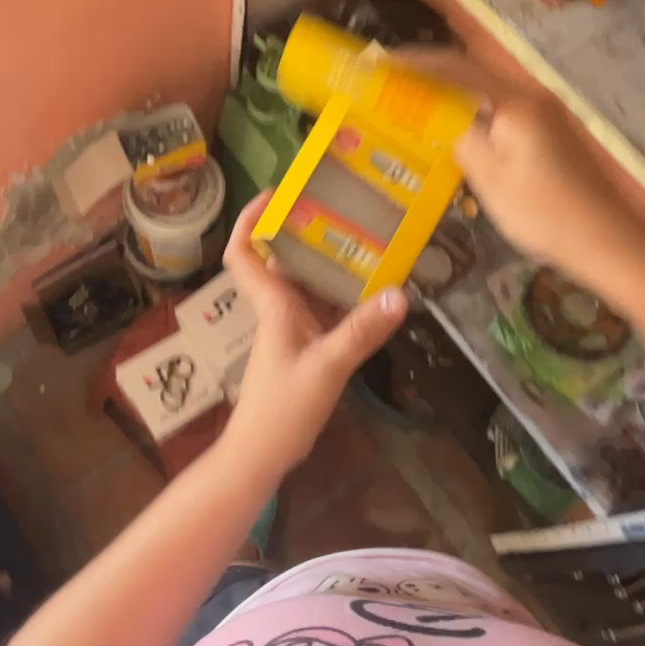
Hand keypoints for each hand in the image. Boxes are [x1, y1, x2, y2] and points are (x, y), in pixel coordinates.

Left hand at [218, 193, 406, 474]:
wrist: (262, 453)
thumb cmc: (282, 409)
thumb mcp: (327, 368)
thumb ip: (361, 332)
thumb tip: (400, 294)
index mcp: (273, 304)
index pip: (244, 252)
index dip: (250, 219)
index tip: (276, 193)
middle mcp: (279, 308)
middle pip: (283, 258)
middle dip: (306, 229)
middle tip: (344, 206)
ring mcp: (292, 327)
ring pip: (307, 282)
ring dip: (329, 261)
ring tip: (368, 236)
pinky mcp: (306, 345)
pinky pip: (324, 307)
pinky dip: (344, 294)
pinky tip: (373, 289)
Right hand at [392, 49, 644, 285]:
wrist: (603, 238)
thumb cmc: (542, 212)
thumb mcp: (488, 177)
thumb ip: (458, 138)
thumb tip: (435, 117)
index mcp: (515, 103)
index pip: (456, 69)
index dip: (415, 63)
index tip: (380, 62)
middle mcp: (531, 97)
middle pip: (473, 72)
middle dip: (431, 72)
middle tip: (390, 79)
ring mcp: (543, 114)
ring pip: (486, 91)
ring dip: (449, 92)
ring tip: (412, 100)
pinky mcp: (548, 133)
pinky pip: (499, 110)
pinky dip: (469, 110)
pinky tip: (452, 128)